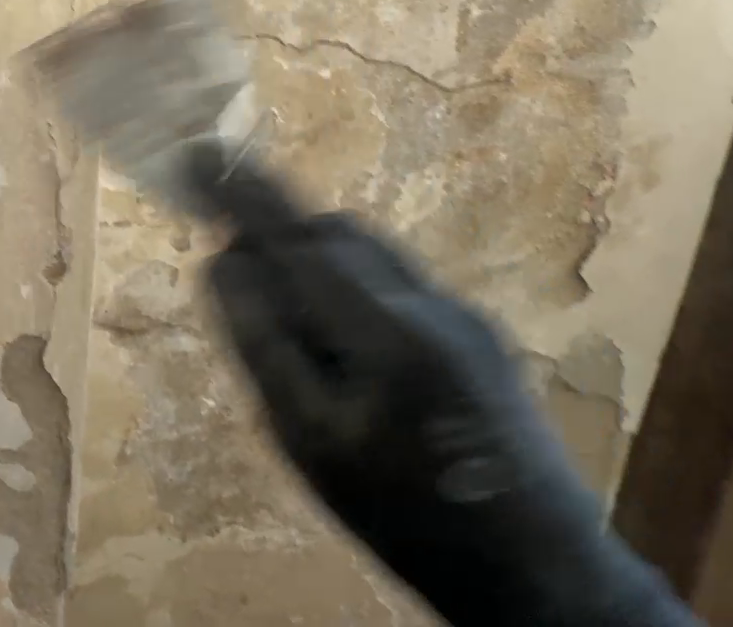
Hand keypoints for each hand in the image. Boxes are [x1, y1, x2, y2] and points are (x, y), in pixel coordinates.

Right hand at [183, 145, 694, 625]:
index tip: (195, 154)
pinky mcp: (475, 333)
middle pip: (335, 231)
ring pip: (365, 250)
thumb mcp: (303, 432)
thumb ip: (261, 338)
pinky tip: (327, 335)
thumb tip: (223, 260)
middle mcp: (433, 305)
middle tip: (224, 256)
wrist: (538, 577)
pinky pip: (388, 278)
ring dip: (307, 253)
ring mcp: (464, 315)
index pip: (299, 236)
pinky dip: (339, 280)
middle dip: (274, 225)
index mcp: (389, 333)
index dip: (243, 194)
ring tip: (273, 304)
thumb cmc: (396, 510)